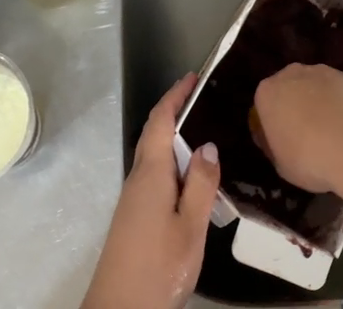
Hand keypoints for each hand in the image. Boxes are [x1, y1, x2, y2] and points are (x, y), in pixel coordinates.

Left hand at [82, 74, 220, 308]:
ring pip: (155, 157)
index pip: (160, 121)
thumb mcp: (190, 227)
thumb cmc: (158, 265)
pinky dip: (173, 165)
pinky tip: (192, 179)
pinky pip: (156, 176)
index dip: (174, 96)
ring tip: (206, 135)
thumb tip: (207, 144)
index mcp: (150, 173)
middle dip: (176, 113)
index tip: (193, 77)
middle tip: (205, 101)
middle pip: (155, 135)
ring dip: (175, 140)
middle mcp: (138, 178)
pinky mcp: (135, 217)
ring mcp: (134, 199)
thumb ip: (200, 185)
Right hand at [252, 63, 342, 193]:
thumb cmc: (308, 159)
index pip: (264, 104)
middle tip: (308, 134)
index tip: (284, 140)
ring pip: (316, 85)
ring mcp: (322, 72)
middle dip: (296, 105)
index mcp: (267, 93)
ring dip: (320, 101)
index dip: (274, 122)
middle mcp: (291, 74)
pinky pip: (340, 90)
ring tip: (334, 132)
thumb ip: (275, 147)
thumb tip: (279, 140)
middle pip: (290, 88)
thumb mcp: (280, 164)